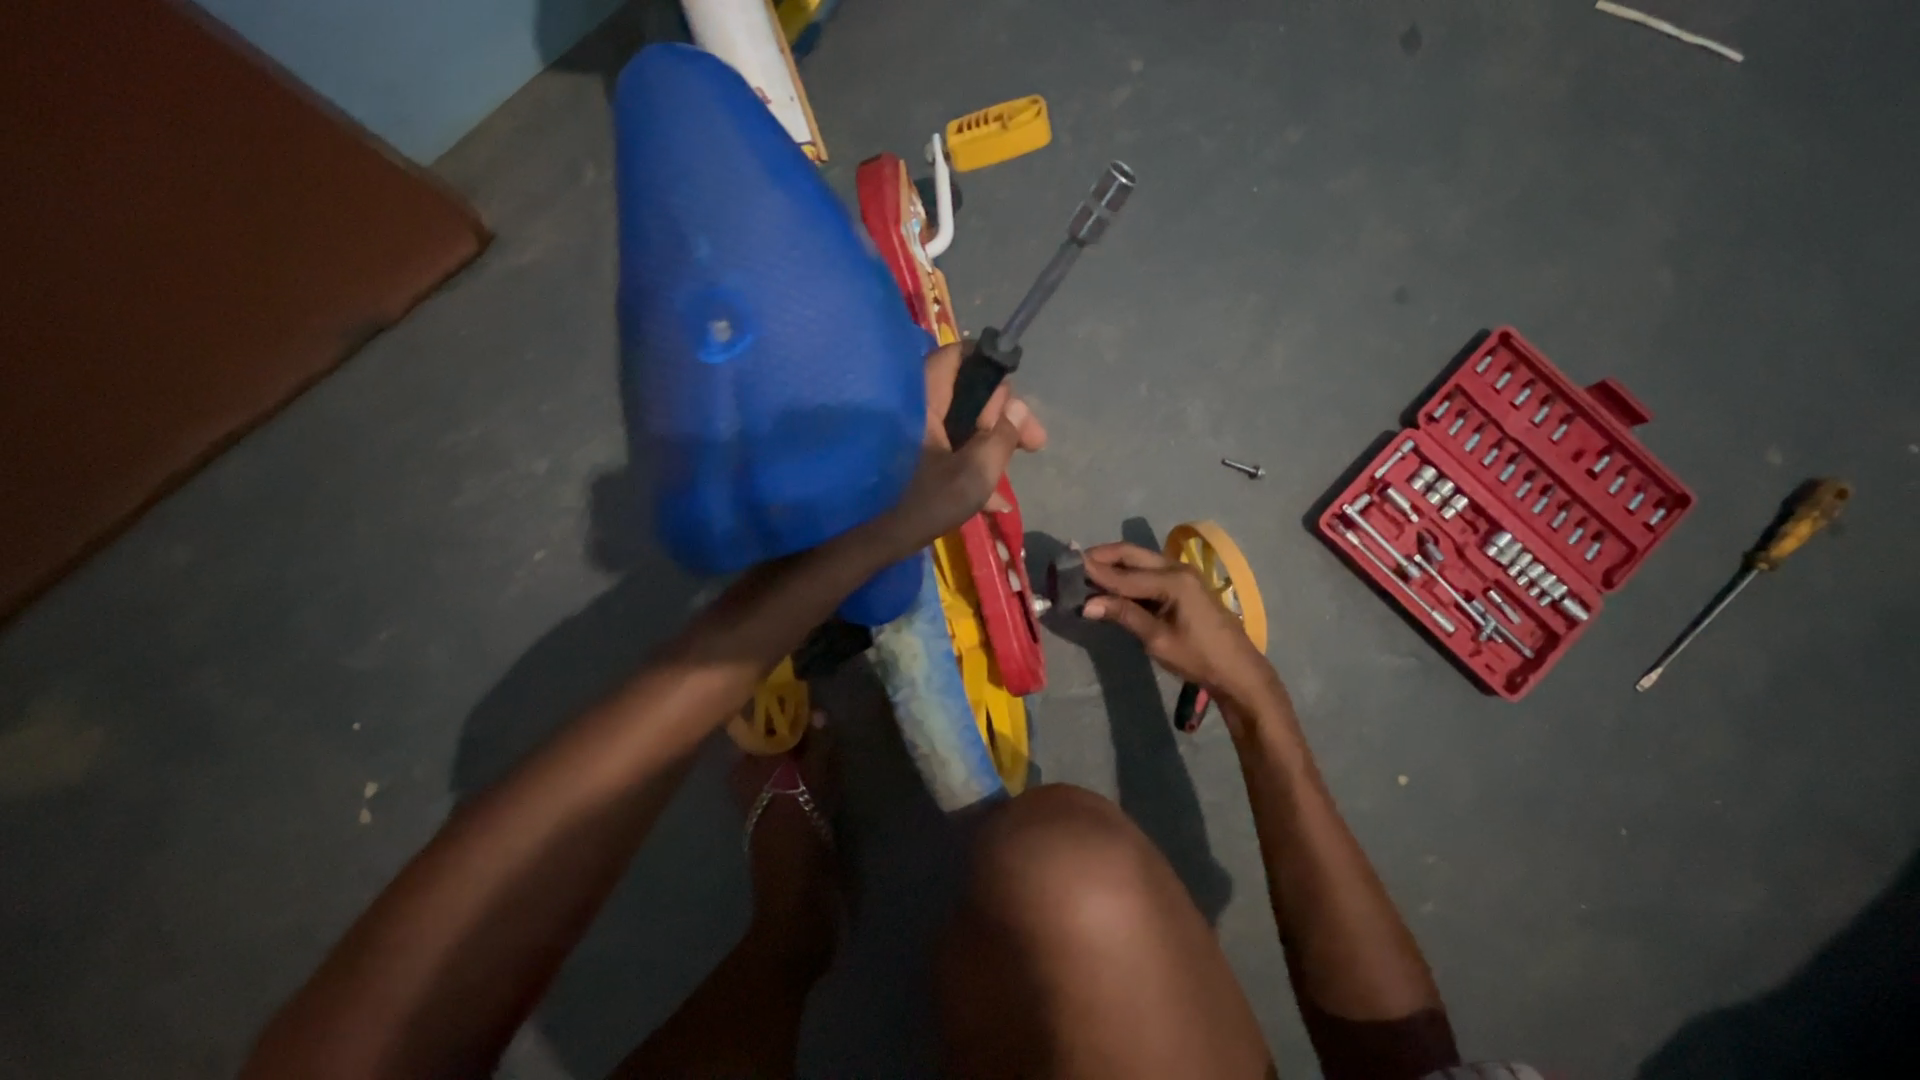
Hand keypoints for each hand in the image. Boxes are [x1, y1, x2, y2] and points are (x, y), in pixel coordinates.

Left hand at [872, 342, 1047, 554]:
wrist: (874, 543)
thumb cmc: (924, 502)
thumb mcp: (976, 472)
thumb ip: (1002, 436)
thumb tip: (1018, 405)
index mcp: (924, 398)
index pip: (958, 356)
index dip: (992, 368)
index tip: (1017, 402)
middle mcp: (915, 407)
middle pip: (967, 394)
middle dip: (1002, 419)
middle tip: (1032, 444)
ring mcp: (911, 433)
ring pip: (960, 425)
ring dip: (989, 446)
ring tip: (1010, 480)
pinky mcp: (909, 458)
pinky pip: (946, 448)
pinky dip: (967, 464)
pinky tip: (991, 500)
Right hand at [1080, 542, 1278, 710]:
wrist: (1238, 670)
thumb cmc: (1199, 658)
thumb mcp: (1157, 640)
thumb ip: (1124, 615)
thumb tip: (1087, 604)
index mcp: (1172, 581)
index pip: (1123, 574)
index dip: (1093, 571)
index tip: (1066, 566)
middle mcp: (1177, 569)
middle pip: (1132, 554)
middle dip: (1102, 556)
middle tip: (1073, 563)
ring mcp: (1183, 574)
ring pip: (1140, 560)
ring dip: (1114, 564)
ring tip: (1086, 573)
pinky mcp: (1184, 584)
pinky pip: (1150, 571)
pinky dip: (1128, 575)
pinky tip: (1112, 585)